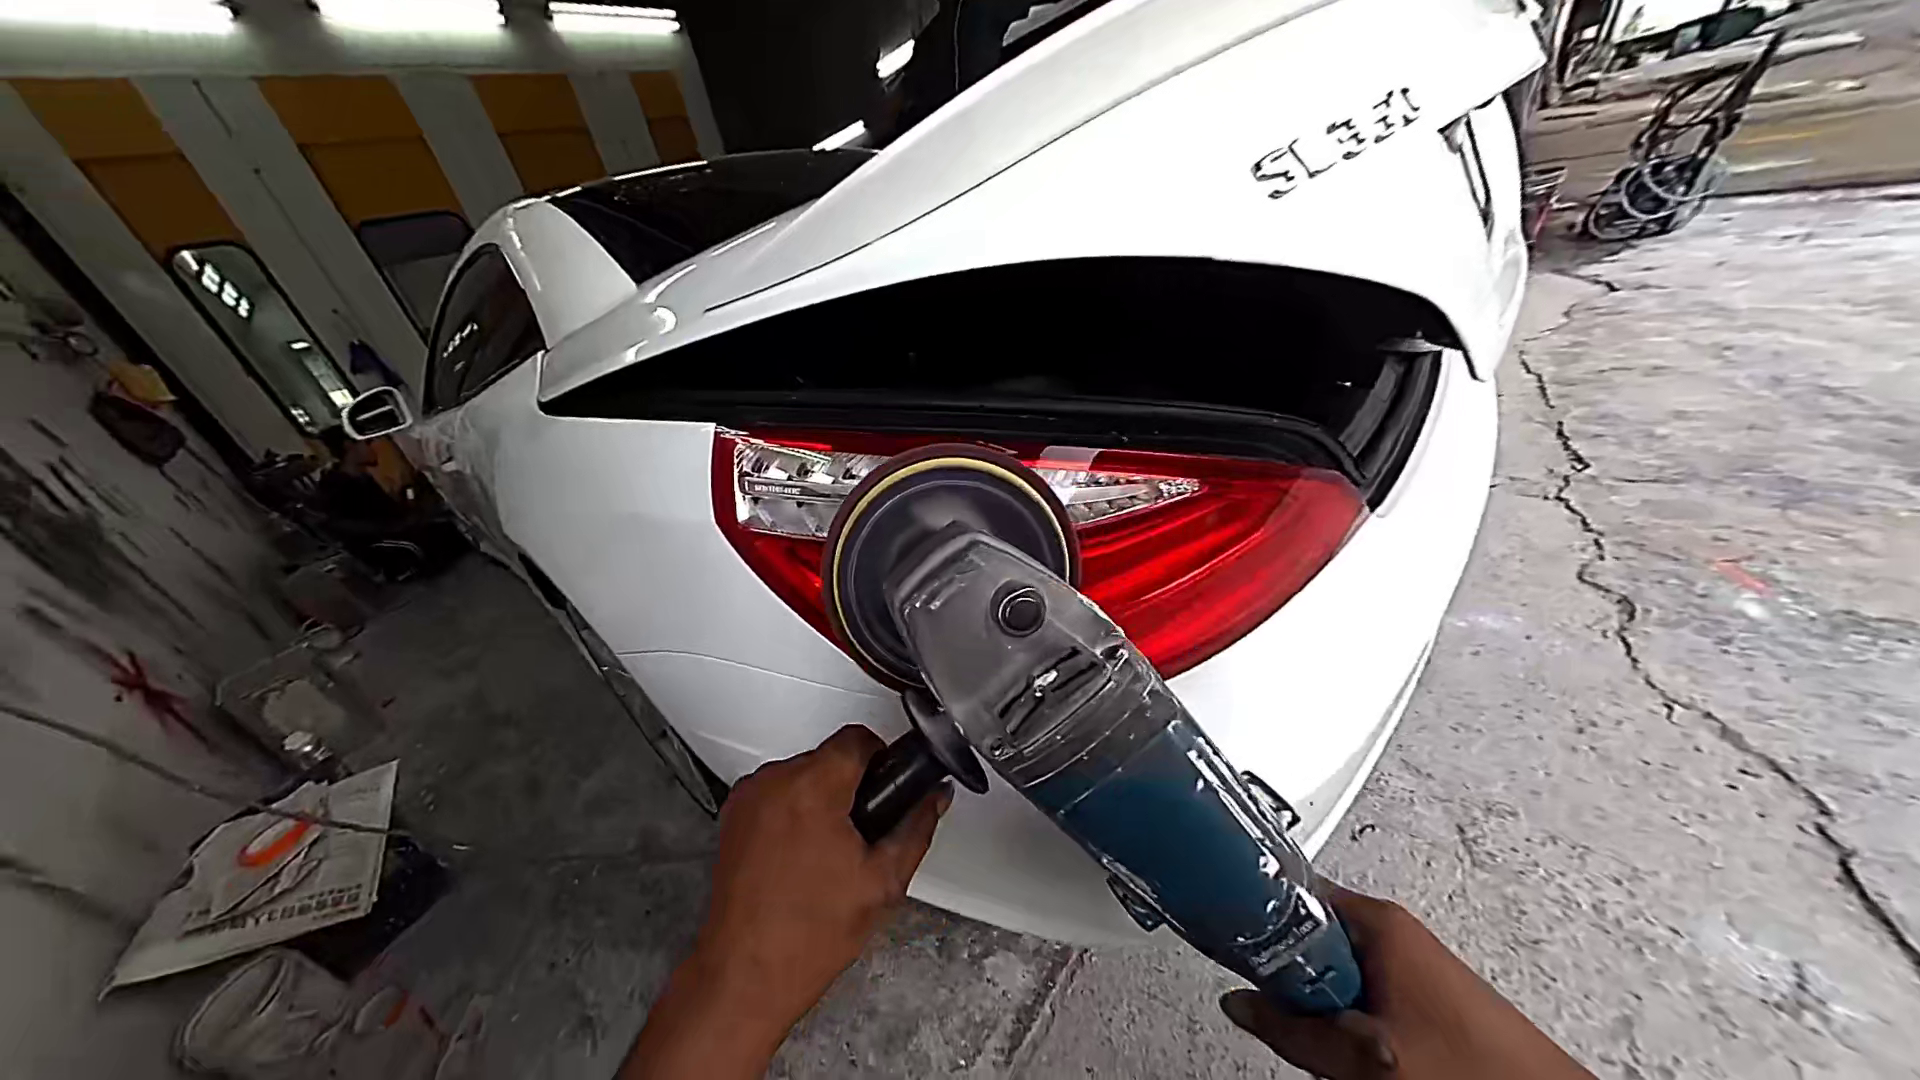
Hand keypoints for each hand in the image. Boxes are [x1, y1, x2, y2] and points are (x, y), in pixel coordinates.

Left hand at [699, 724, 949, 1021]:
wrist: (744, 974)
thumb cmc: (804, 937)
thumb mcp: (882, 881)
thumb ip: (916, 827)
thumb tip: (933, 798)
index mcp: (812, 789)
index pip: (856, 738)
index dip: (881, 756)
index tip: (886, 780)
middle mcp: (774, 783)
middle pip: (830, 755)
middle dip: (852, 783)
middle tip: (863, 827)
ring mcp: (748, 797)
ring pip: (803, 772)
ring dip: (822, 795)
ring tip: (830, 846)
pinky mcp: (733, 814)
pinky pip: (777, 790)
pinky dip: (794, 808)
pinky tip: (802, 850)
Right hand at [1220, 884, 1595, 1079]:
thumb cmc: (1481, 1076)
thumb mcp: (1365, 1059)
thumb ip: (1292, 1030)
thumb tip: (1239, 1004)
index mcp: (1376, 921)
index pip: (1289, 893)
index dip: (1259, 922)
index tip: (1241, 951)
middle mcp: (1388, 929)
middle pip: (1306, 936)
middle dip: (1295, 978)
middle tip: (1300, 1018)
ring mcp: (1404, 958)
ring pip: (1330, 969)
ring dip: (1321, 1003)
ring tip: (1340, 1045)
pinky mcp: (1417, 988)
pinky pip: (1358, 989)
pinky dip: (1348, 1017)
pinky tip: (1363, 1054)